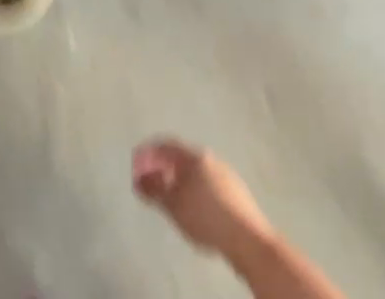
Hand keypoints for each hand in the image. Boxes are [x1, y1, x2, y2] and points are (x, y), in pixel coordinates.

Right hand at [132, 138, 272, 257]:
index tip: (136, 163)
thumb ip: (153, 188)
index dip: (148, 152)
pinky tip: (193, 207)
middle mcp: (211, 159)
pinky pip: (208, 183)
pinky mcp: (237, 192)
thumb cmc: (204, 216)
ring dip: (179, 178)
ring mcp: (227, 175)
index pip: (166, 144)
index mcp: (194, 157)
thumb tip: (139, 178)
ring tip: (170, 196)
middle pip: (181, 157)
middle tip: (151, 180)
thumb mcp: (172, 204)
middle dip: (163, 166)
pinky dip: (194, 188)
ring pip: (196, 171)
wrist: (248, 239)